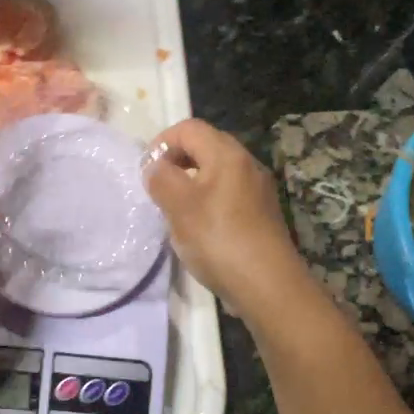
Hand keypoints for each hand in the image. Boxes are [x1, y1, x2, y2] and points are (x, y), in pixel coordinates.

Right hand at [145, 120, 309, 321]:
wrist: (267, 284)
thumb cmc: (218, 239)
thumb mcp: (179, 207)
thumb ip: (161, 179)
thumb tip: (155, 166)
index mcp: (227, 154)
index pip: (189, 128)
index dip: (162, 142)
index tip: (146, 170)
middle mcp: (247, 164)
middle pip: (206, 147)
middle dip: (177, 161)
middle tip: (158, 187)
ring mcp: (258, 190)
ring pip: (217, 172)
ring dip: (192, 183)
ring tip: (175, 210)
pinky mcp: (262, 214)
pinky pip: (229, 195)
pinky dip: (209, 201)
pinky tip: (200, 229)